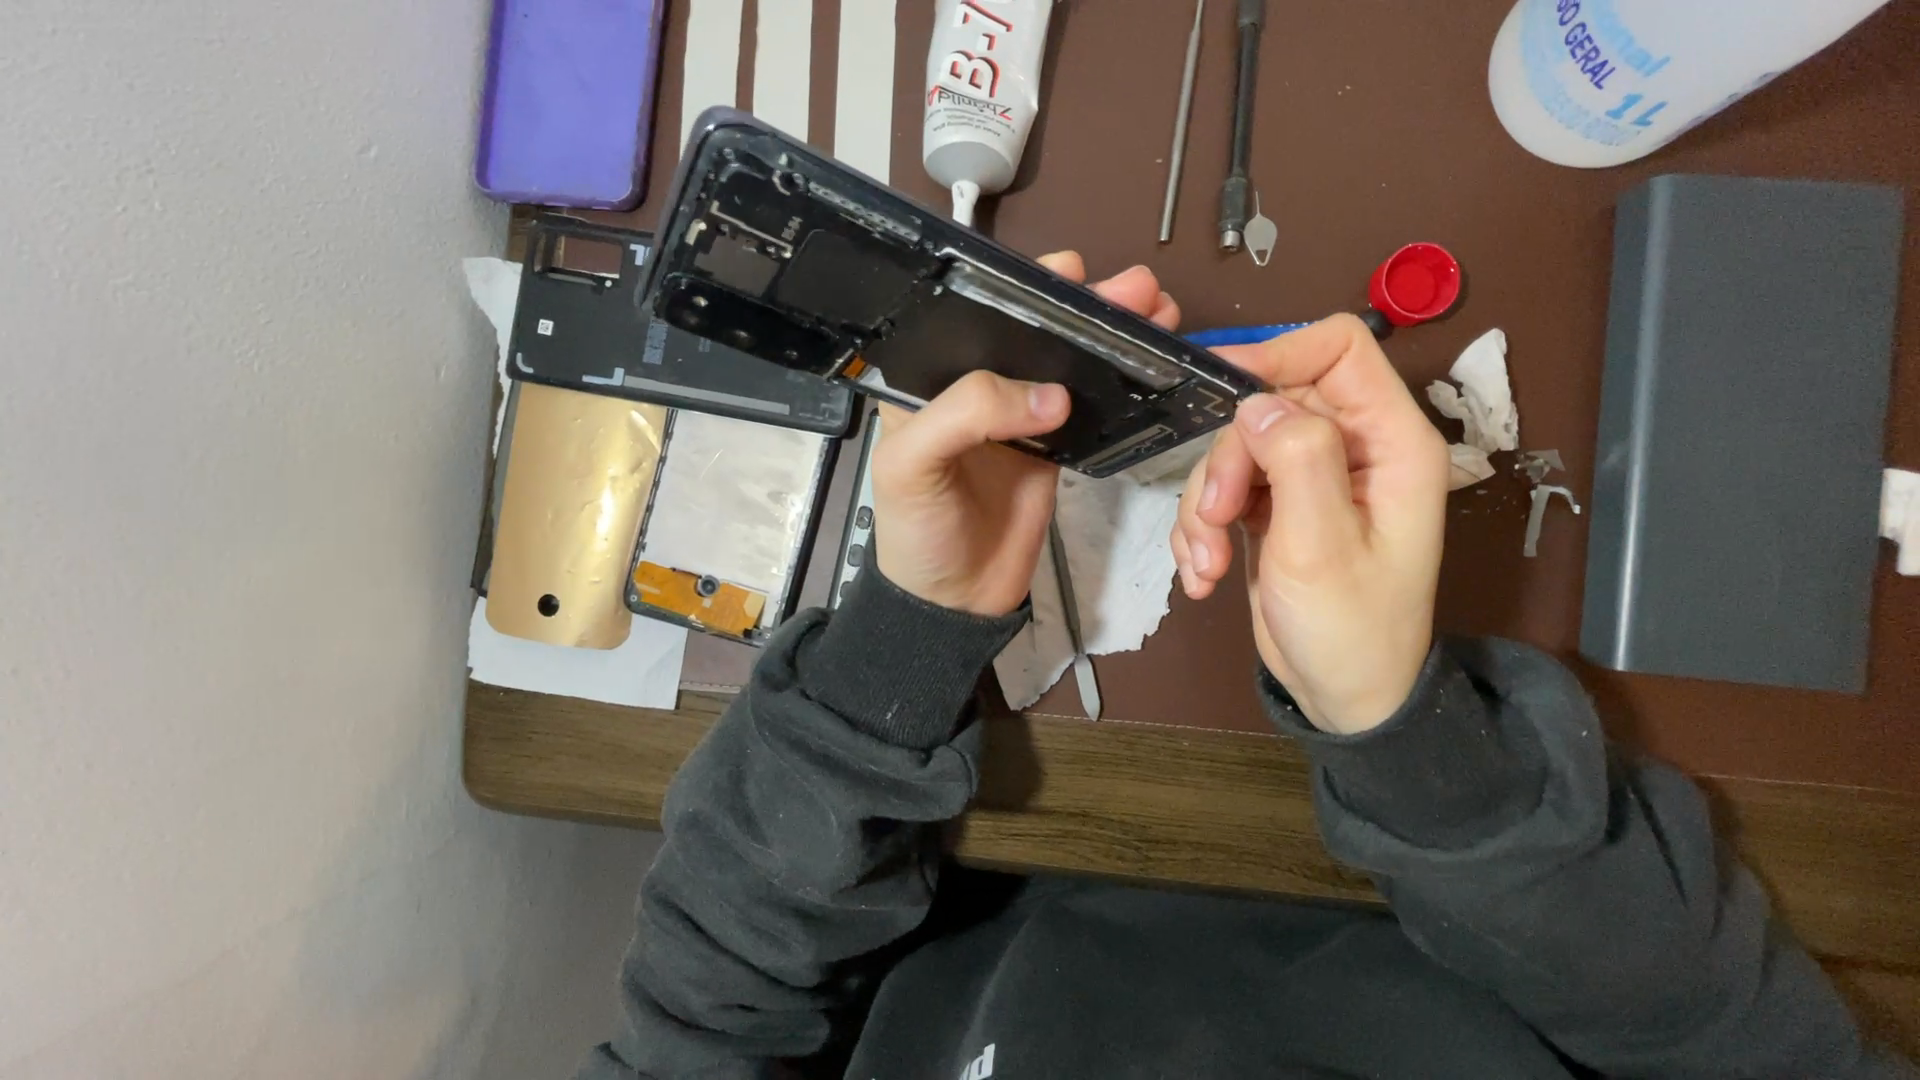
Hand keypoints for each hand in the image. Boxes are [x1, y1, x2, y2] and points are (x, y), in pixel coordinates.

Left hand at [873, 253, 1180, 615]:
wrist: (954, 602)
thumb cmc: (916, 531)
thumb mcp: (914, 464)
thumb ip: (966, 414)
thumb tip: (1055, 394)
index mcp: (928, 380)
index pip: (974, 318)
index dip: (1021, 291)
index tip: (1069, 273)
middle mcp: (975, 389)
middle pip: (1032, 333)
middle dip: (1084, 305)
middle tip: (1134, 288)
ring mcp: (1018, 418)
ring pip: (1066, 363)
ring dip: (1110, 336)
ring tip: (1156, 309)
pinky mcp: (1052, 448)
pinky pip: (1089, 408)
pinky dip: (1118, 384)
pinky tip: (1149, 360)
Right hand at [1171, 315, 1448, 733]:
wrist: (1340, 695)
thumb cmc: (1350, 628)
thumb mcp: (1321, 546)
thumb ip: (1297, 460)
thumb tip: (1257, 399)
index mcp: (1389, 442)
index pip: (1338, 350)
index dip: (1277, 354)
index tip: (1218, 391)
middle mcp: (1349, 449)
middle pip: (1266, 407)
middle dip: (1226, 465)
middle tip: (1215, 522)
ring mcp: (1307, 478)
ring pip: (1232, 451)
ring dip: (1204, 507)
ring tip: (1206, 566)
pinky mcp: (1272, 507)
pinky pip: (1221, 489)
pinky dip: (1200, 528)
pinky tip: (1203, 572)